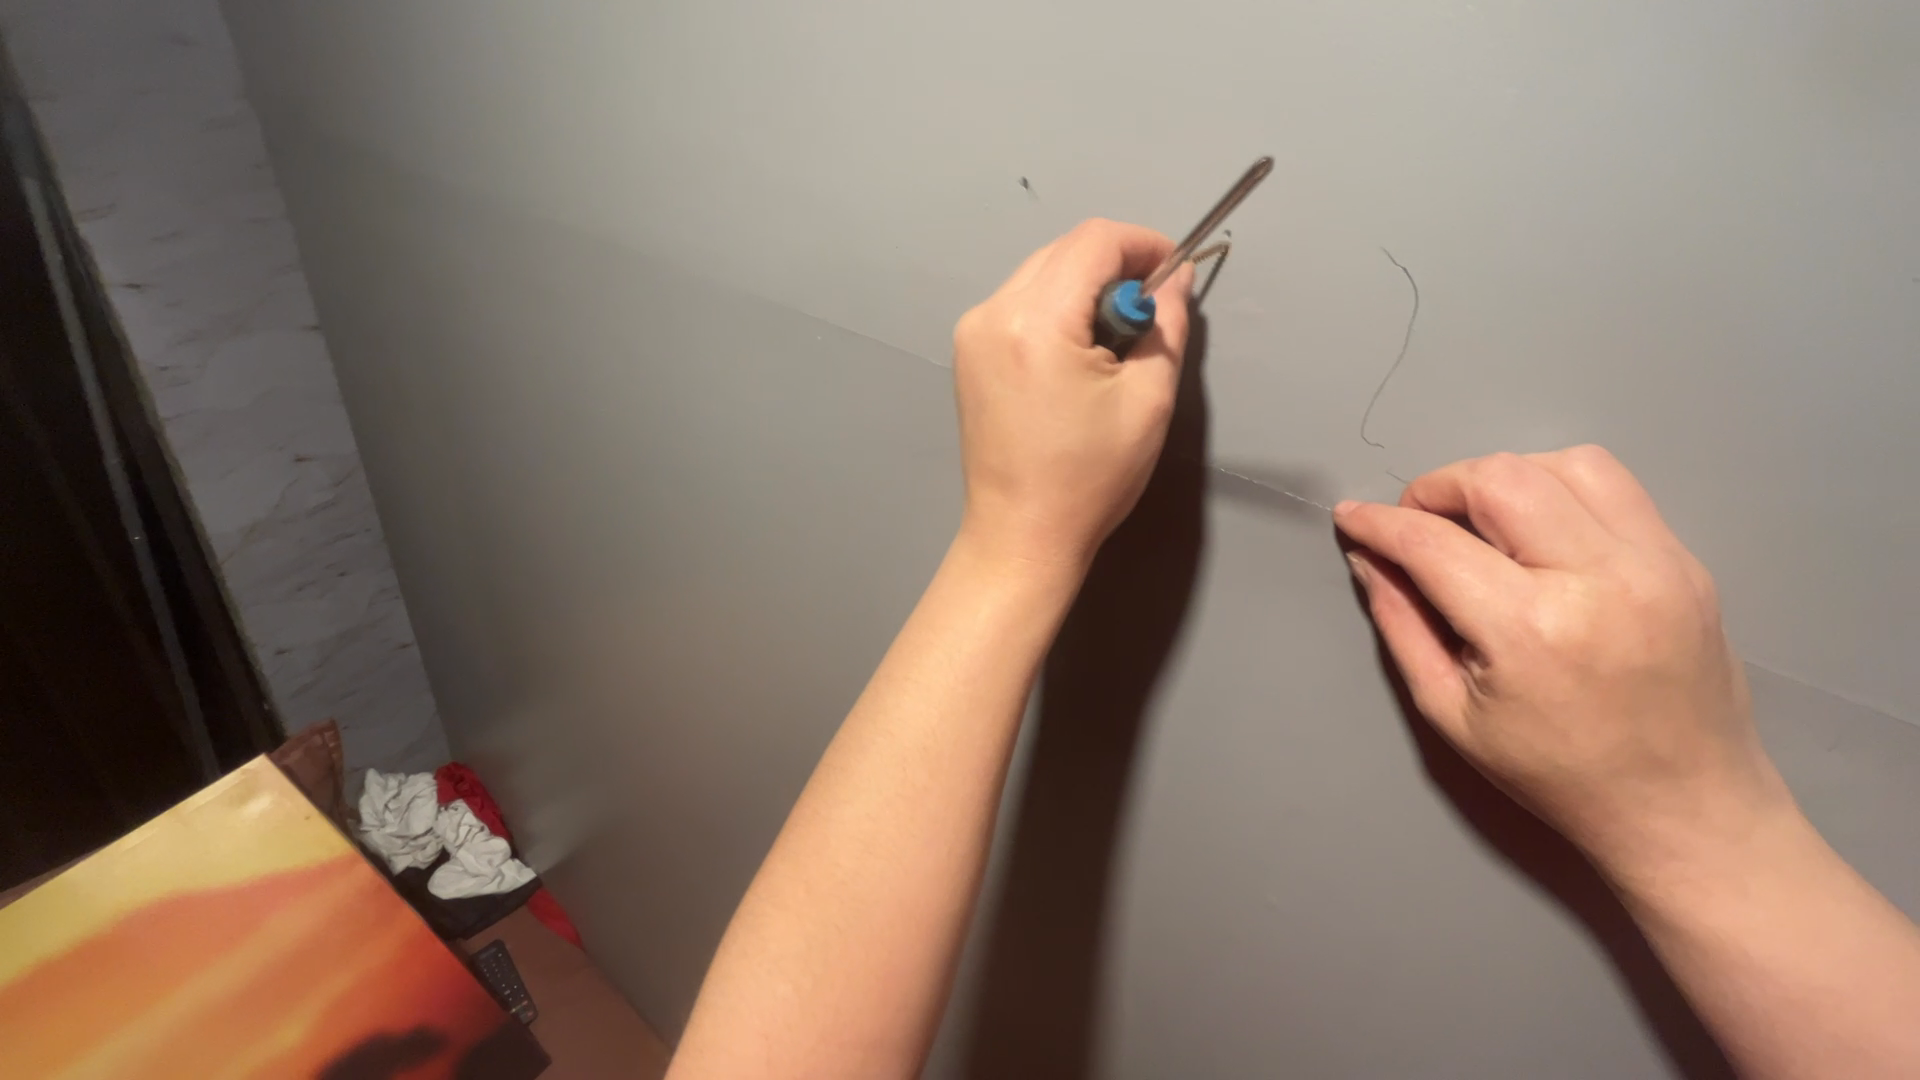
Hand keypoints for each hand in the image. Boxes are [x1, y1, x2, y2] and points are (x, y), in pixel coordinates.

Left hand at [951, 219, 1194, 571]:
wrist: (1020, 535)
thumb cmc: (1089, 478)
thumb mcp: (1147, 401)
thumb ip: (1166, 326)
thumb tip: (1172, 279)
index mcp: (1035, 322)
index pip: (1094, 239)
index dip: (1143, 243)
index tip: (1172, 273)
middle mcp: (991, 313)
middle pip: (1063, 251)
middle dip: (1114, 268)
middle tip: (1146, 317)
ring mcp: (971, 334)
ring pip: (1040, 275)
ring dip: (1084, 290)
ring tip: (1110, 346)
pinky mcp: (966, 355)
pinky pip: (1019, 305)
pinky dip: (1055, 311)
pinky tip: (1073, 358)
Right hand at [1334, 446, 1796, 887]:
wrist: (1688, 809)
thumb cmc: (1552, 772)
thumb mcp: (1447, 709)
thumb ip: (1400, 623)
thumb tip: (1369, 558)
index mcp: (1530, 630)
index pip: (1433, 542)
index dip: (1378, 523)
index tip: (1350, 516)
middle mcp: (1601, 580)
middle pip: (1500, 479)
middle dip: (1436, 488)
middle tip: (1415, 525)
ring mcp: (1656, 564)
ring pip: (1563, 463)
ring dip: (1500, 480)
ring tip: (1476, 523)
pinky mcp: (1685, 561)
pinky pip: (1611, 487)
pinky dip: (1553, 488)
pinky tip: (1532, 532)